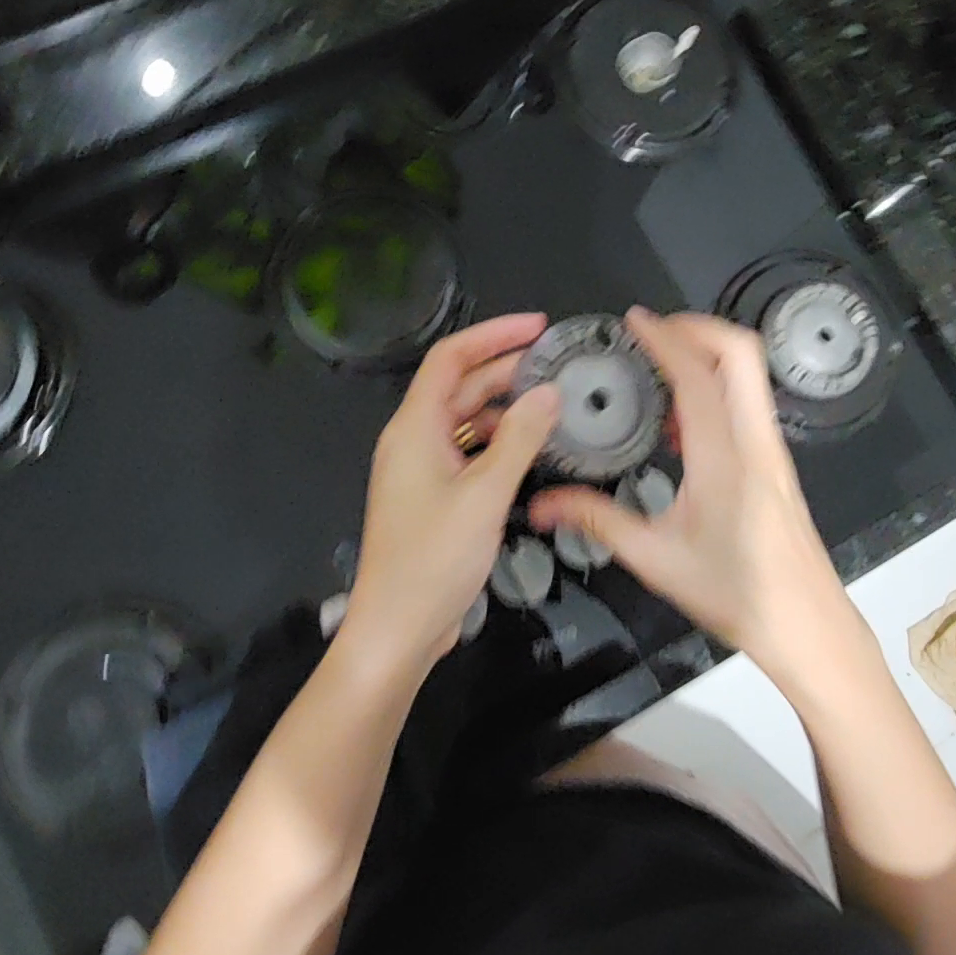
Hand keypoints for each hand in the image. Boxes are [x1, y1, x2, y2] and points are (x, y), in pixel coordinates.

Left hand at [345, 313, 560, 665]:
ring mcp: (420, 470)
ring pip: (463, 421)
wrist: (398, 627)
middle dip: (505, 371)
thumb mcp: (484, 495)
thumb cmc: (435, 558)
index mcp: (414, 428)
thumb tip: (549, 394)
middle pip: (459, 387)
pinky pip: (465, 452)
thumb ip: (518, 439)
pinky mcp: (431, 496)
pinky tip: (527, 449)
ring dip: (503, 409)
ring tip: (550, 406)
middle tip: (557, 366)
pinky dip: (495, 443)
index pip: (451, 359)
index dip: (493, 335)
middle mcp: (412, 440)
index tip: (538, 327)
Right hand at [529, 308, 854, 671]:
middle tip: (652, 333)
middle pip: (741, 353)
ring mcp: (771, 451)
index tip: (635, 320)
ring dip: (708, 357)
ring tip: (659, 369)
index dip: (666, 338)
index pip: (697, 375)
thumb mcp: (655, 560)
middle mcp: (755, 441)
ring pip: (749, 376)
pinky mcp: (775, 464)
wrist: (806, 625)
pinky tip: (680, 424)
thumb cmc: (734, 593)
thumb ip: (597, 521)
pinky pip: (748, 404)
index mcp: (724, 457)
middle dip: (697, 328)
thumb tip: (542, 504)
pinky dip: (717, 389)